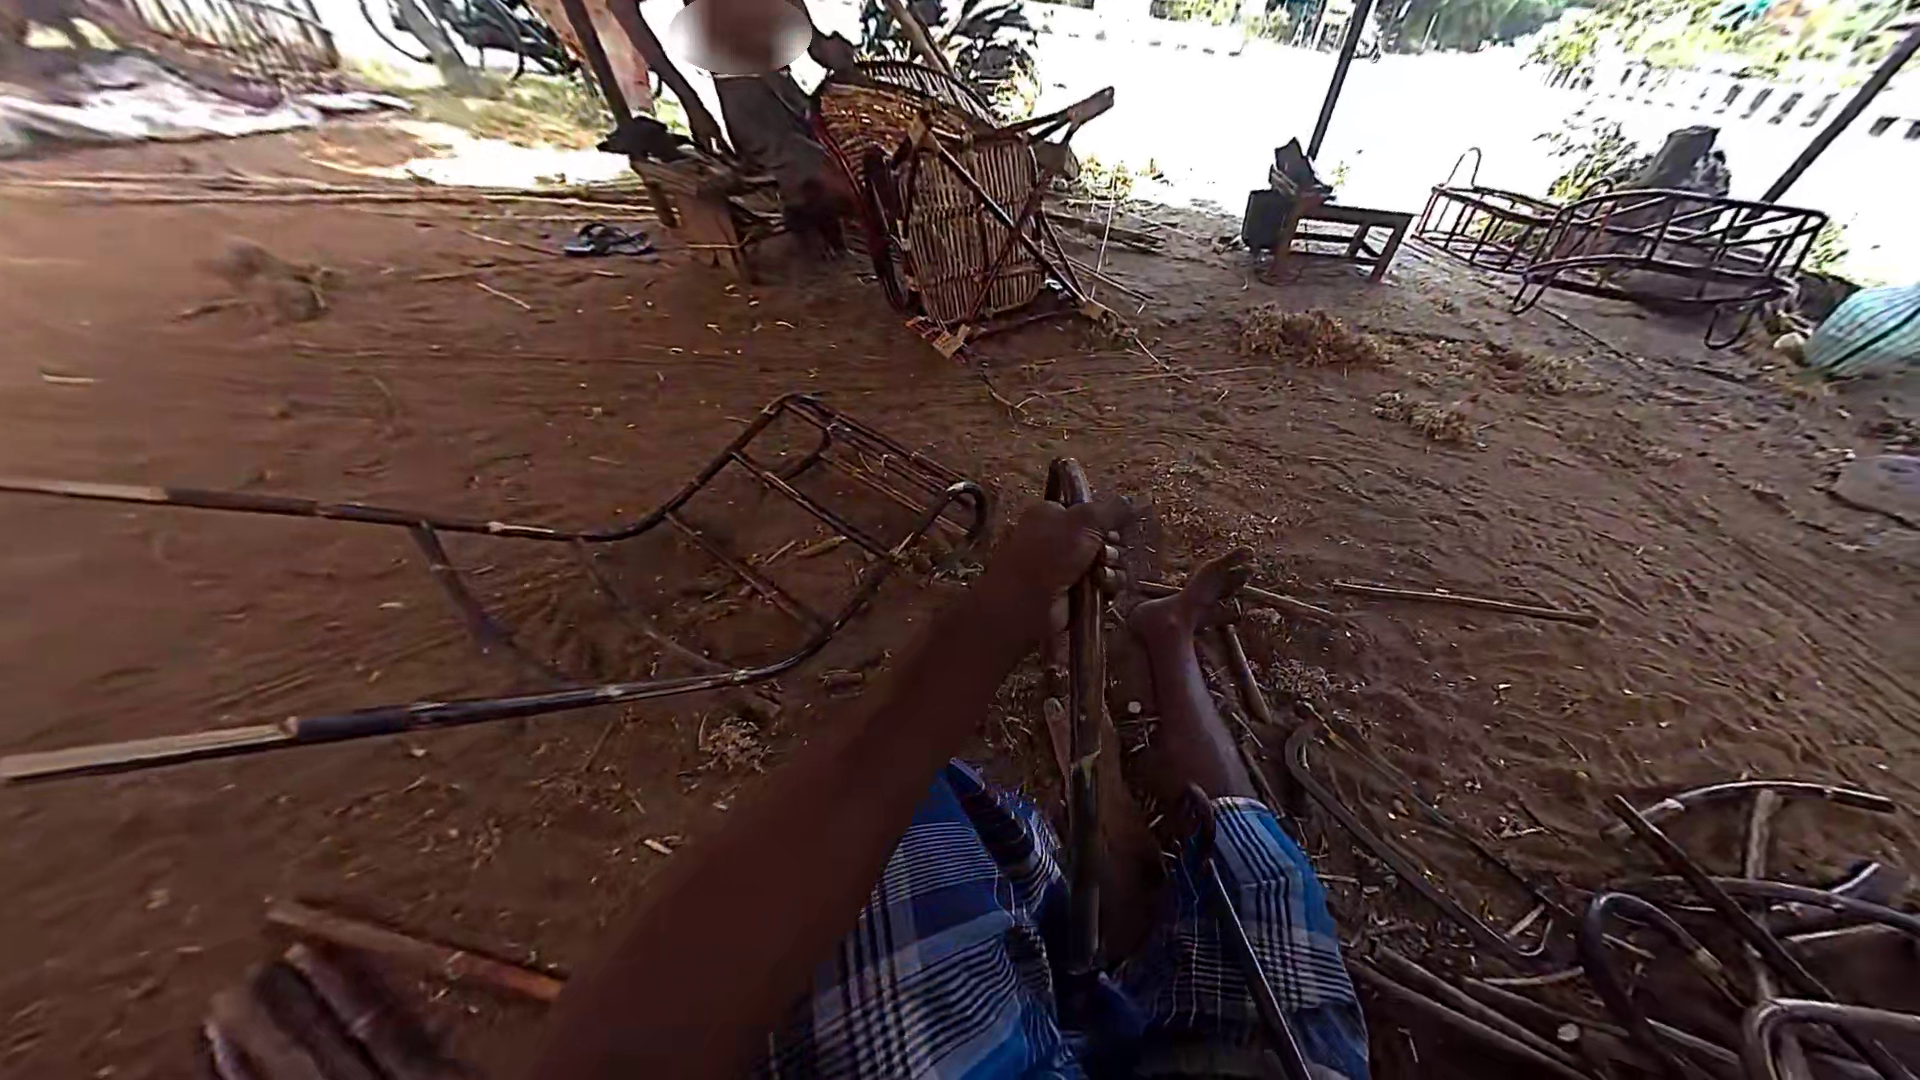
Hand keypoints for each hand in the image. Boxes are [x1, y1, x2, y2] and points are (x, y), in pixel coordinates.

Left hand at [971, 495, 1132, 646]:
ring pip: (1107, 563)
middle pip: (1102, 537)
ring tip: (1099, 575)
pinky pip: (1103, 585)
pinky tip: (1099, 589)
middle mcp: (1056, 539)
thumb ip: (1111, 509)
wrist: (1026, 602)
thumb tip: (1134, 501)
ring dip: (1110, 569)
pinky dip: (1105, 587)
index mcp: (1050, 514)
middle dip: (1110, 546)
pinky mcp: (1074, 593)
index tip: (1111, 526)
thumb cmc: (1050, 553)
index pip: (1087, 511)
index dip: (1103, 519)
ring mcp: (1064, 568)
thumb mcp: (1084, 520)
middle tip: (1103, 553)